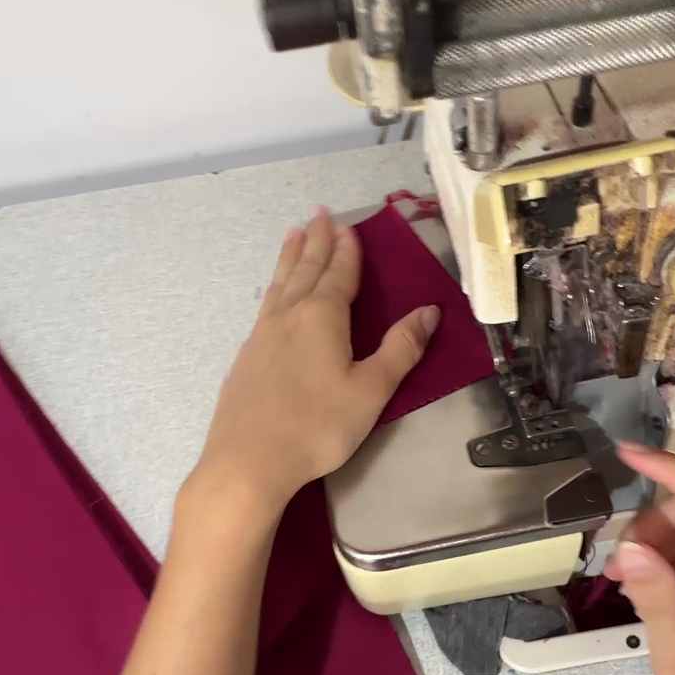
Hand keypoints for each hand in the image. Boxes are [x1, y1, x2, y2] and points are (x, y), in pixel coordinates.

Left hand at [188, 206, 438, 517]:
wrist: (248, 461)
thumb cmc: (317, 427)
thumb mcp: (371, 391)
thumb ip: (400, 349)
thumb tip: (428, 312)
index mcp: (322, 317)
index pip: (338, 275)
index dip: (347, 251)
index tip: (348, 226)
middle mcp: (288, 316)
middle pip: (305, 270)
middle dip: (317, 241)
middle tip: (319, 213)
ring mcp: (261, 336)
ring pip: (279, 284)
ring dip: (290, 257)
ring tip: (294, 234)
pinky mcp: (246, 358)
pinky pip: (265, 306)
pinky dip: (274, 287)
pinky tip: (274, 296)